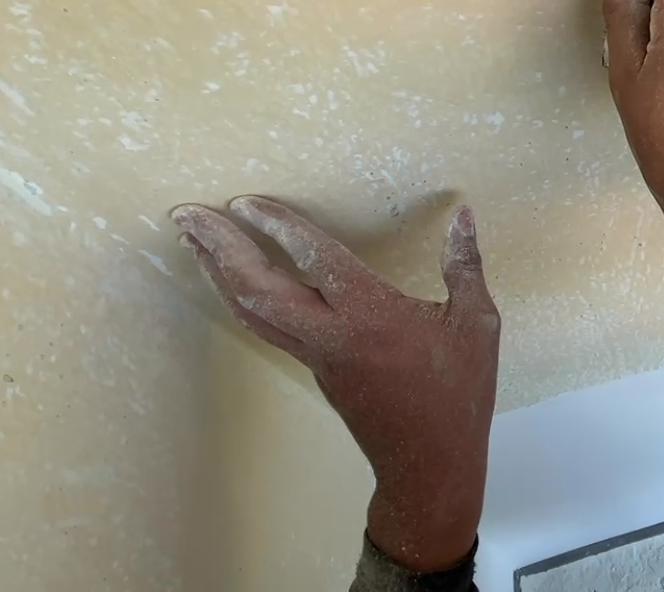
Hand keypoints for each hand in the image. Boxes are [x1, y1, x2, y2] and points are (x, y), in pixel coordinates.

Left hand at [171, 196, 498, 572]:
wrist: (430, 463)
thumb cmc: (459, 391)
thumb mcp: (477, 322)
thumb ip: (465, 264)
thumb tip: (464, 213)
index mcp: (371, 316)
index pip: (316, 260)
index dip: (282, 227)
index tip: (249, 202)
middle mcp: (331, 334)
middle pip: (256, 289)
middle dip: (219, 248)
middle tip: (186, 214)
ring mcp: (317, 355)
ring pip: (251, 312)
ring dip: (218, 273)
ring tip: (193, 240)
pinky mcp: (317, 368)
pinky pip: (266, 326)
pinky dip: (242, 296)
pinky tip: (239, 283)